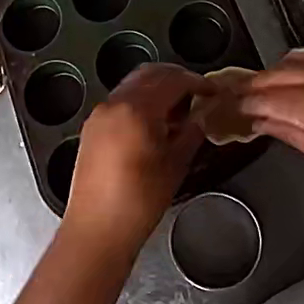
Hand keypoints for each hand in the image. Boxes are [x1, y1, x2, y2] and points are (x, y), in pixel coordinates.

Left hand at [61, 64, 209, 253]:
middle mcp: (113, 104)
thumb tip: (202, 116)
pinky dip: (138, 102)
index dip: (197, 82)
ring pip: (131, 86)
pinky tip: (154, 123)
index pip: (172, 80)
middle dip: (175, 79)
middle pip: (149, 75)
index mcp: (137, 109)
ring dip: (156, 89)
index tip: (213, 90)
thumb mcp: (176, 164)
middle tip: (197, 93)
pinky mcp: (91, 128)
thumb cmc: (140, 201)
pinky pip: (119, 103)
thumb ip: (191, 132)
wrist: (97, 227)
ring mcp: (98, 115)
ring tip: (178, 111)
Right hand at [240, 48, 303, 186]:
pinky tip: (296, 80)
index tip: (219, 113)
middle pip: (263, 77)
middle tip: (233, 101)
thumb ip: (283, 131)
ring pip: (284, 61)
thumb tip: (256, 122)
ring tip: (264, 91)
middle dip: (245, 89)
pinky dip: (294, 66)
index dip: (231, 106)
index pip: (252, 99)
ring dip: (269, 76)